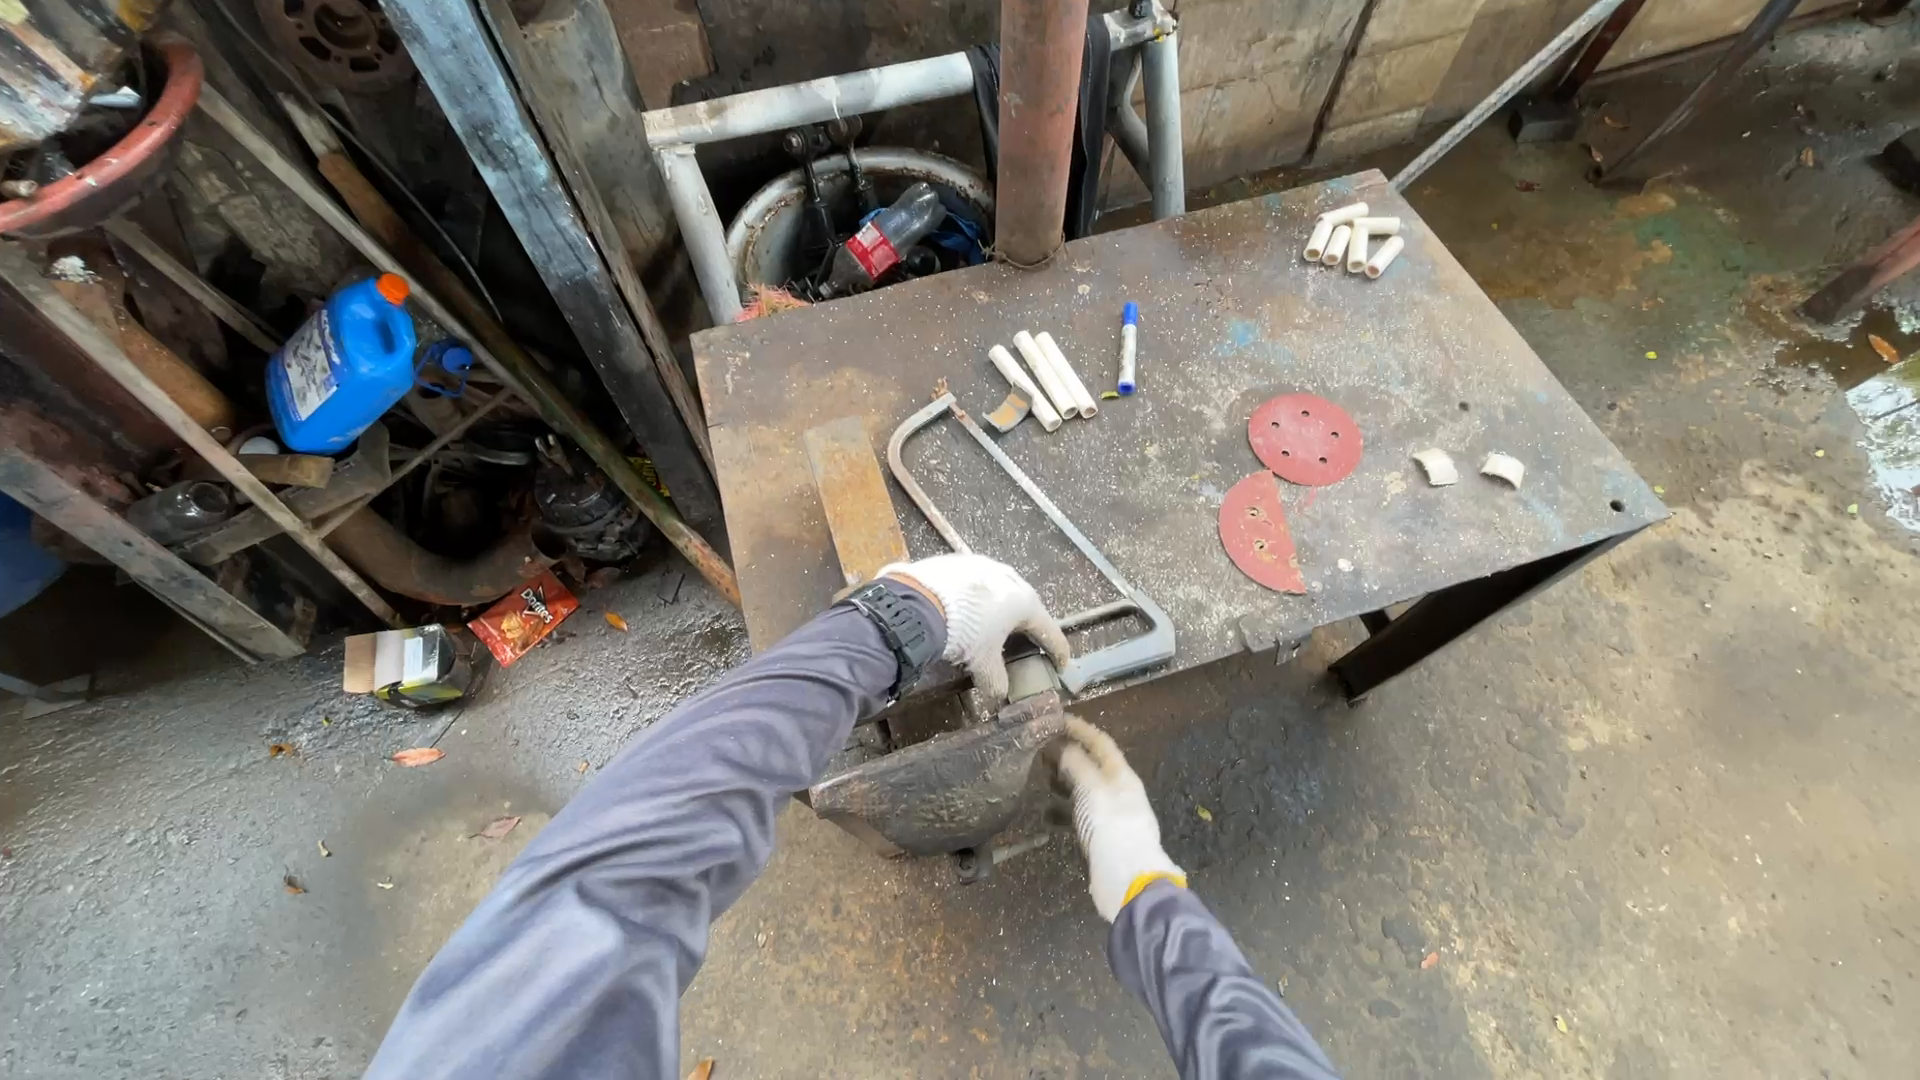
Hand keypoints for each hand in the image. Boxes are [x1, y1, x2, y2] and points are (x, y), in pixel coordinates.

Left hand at [879, 553, 1069, 701]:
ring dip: (1000, 608)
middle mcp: (1010, 578)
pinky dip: (976, 599)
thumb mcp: (982, 664)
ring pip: (1000, 590)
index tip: (1061, 664)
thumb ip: (996, 681)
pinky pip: (974, 583)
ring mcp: (983, 565)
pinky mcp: (957, 561)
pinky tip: (966, 610)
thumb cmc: (964, 633)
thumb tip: (999, 695)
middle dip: (1028, 625)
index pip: (1049, 630)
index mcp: (1024, 602)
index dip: (1057, 650)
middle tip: (1027, 642)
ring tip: (994, 625)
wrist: (919, 602)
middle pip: (1026, 606)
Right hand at [1056, 716, 1184, 920]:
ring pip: (1081, 790)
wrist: (1128, 882)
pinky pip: (1076, 815)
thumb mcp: (1093, 789)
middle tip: (1038, 748)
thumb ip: (1077, 764)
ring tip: (1036, 778)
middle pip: (1090, 765)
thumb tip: (1062, 746)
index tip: (1056, 719)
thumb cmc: (1112, 828)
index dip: (1080, 729)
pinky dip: (1059, 810)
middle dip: (1066, 754)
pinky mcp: (1098, 836)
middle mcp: (1116, 791)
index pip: (1100, 743)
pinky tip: (1042, 813)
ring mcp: (1108, 815)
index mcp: (1121, 775)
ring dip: (1060, 782)